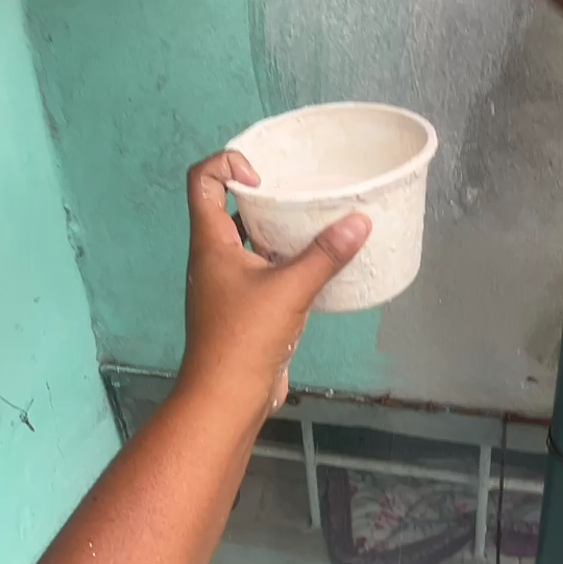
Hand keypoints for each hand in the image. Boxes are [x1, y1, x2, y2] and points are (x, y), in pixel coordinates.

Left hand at [177, 150, 371, 416]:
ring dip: (274, 228)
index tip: (264, 177)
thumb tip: (359, 220)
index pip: (202, 180)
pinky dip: (283, 259)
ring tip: (313, 220)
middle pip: (226, 206)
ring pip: (246, 240)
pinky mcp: (241, 306)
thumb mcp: (290, 290)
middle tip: (299, 190)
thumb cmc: (245, 338)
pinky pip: (261, 269)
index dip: (227, 164)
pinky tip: (315, 263)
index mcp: (210, 241)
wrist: (225, 399)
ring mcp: (226, 282)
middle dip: (261, 193)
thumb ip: (324, 255)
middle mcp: (212, 256)